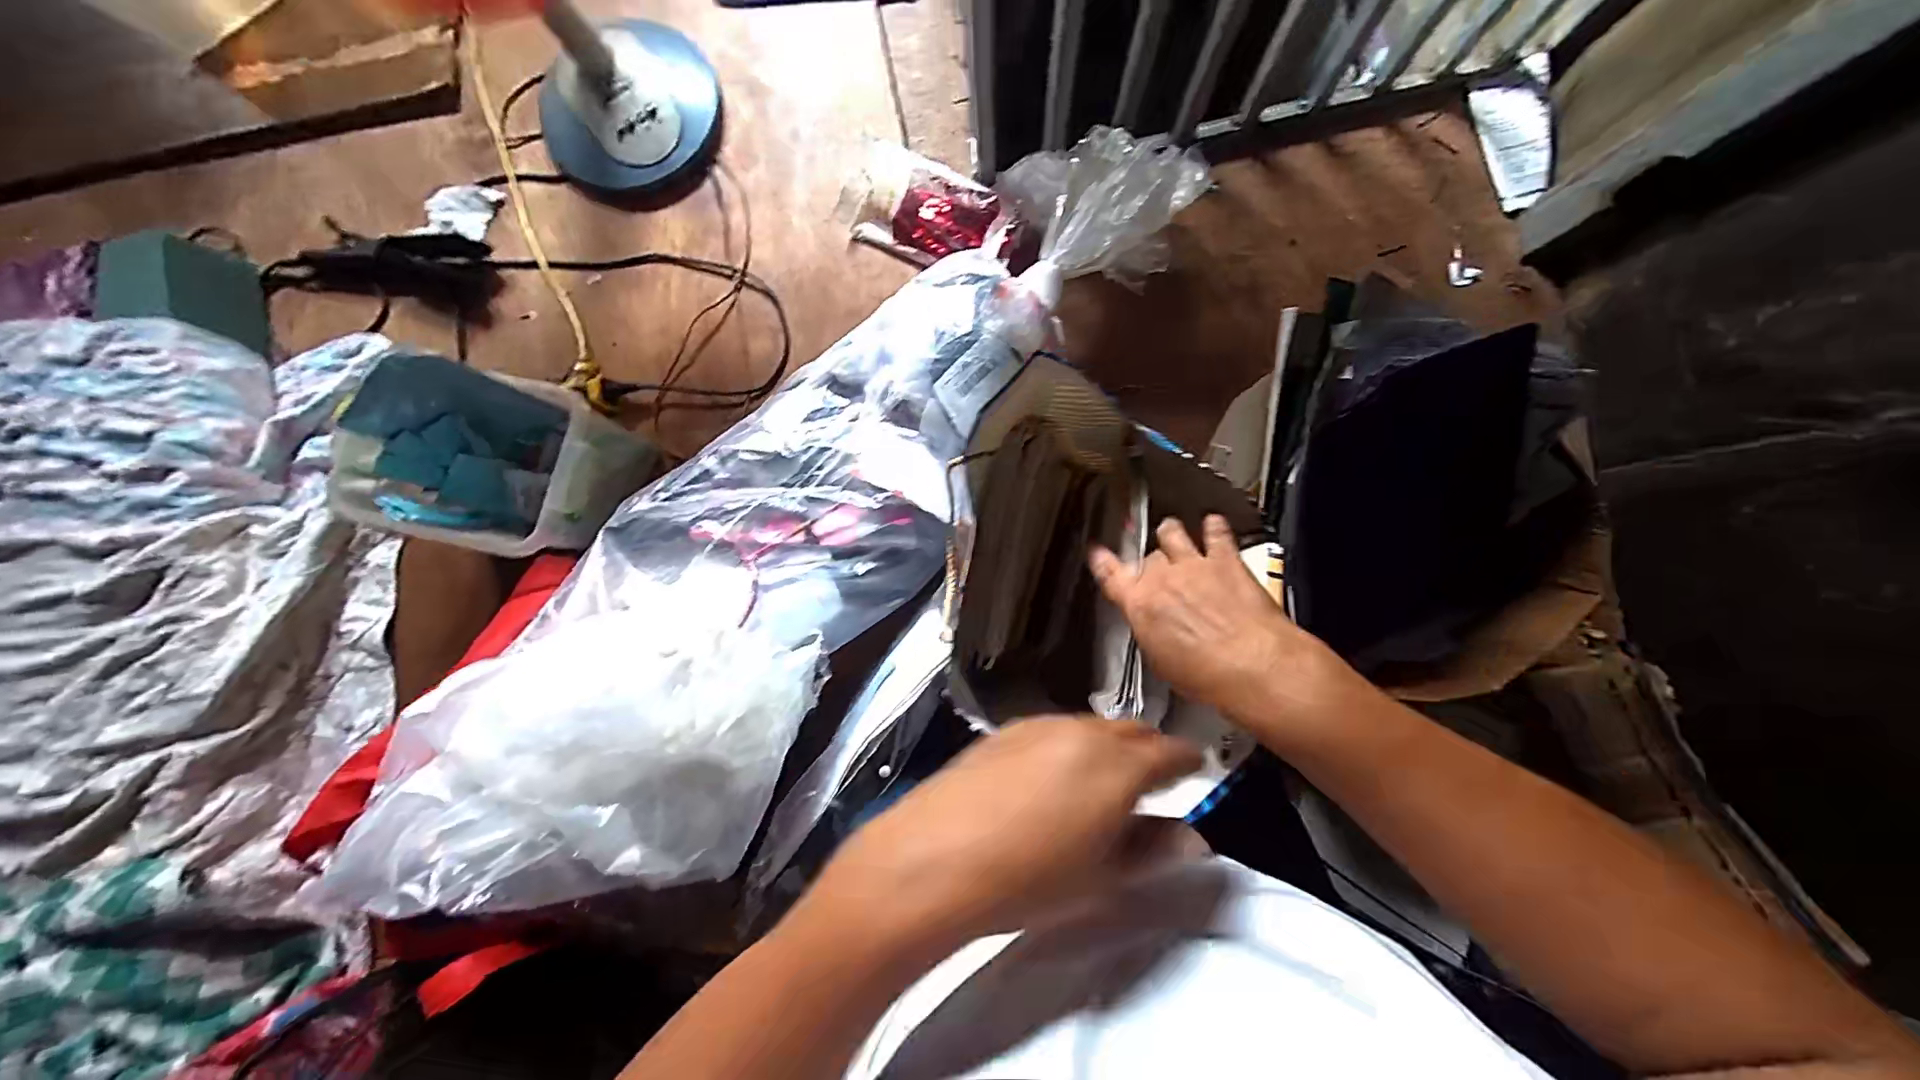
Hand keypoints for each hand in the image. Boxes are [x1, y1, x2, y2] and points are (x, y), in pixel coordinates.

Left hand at [798, 716, 1200, 952]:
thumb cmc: (1028, 879)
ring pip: (1089, 725)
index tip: (1196, 770)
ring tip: (1105, 774)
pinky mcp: (1001, 732)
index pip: (1169, 752)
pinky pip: (1052, 729)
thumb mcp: (1102, 876)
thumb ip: (1151, 850)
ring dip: (1107, 744)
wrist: (932, 858)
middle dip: (1149, 748)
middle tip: (1156, 775)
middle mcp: (1080, 731)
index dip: (1187, 761)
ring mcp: (1036, 726)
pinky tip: (1054, 772)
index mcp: (1116, 764)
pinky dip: (1068, 743)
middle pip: (1129, 730)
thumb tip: (1189, 837)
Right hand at [1089, 515, 1367, 738]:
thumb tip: (1154, 630)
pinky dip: (1213, 526)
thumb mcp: (1162, 663)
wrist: (1252, 666)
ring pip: (1172, 532)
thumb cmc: (1208, 674)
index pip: (1110, 575)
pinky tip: (1214, 523)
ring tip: (1172, 530)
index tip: (1098, 553)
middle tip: (1154, 568)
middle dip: (1150, 562)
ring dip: (1171, 532)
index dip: (1102, 561)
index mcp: (1138, 604)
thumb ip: (1151, 634)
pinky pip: (1216, 532)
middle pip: (1147, 557)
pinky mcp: (1226, 560)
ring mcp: (1193, 565)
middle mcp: (1162, 578)